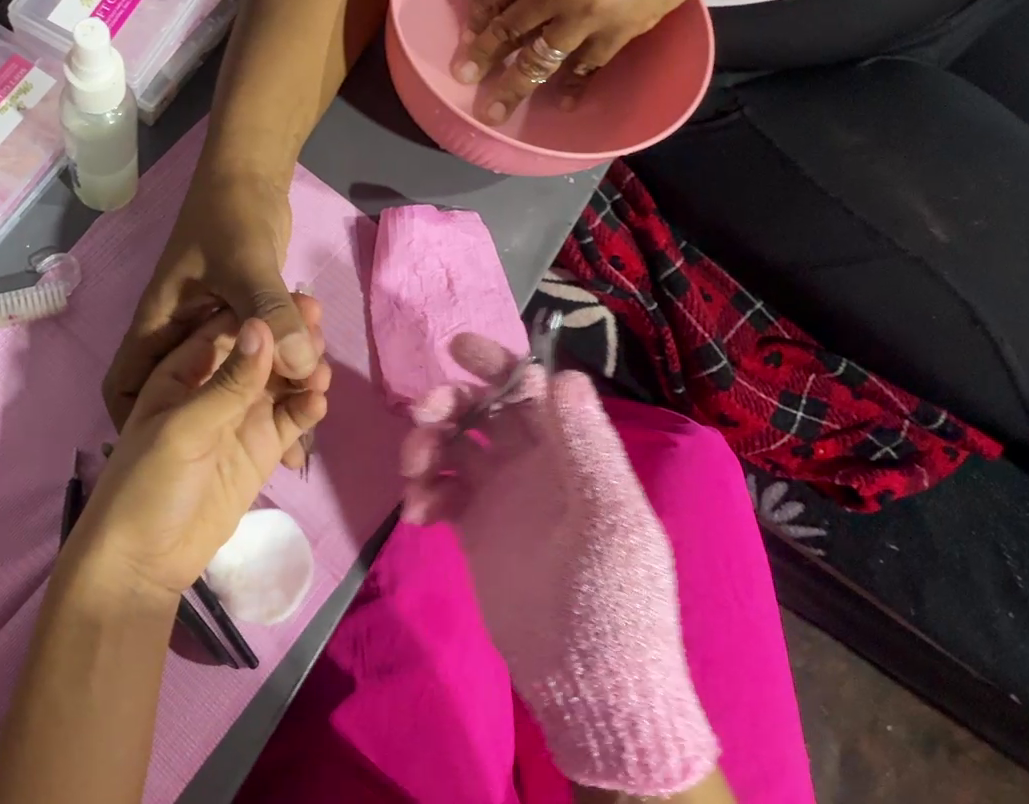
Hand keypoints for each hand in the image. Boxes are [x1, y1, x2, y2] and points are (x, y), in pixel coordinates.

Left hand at [72, 312, 330, 598]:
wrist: (144, 559)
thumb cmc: (148, 484)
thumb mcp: (185, 428)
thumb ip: (228, 382)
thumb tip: (262, 327)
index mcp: (181, 373)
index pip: (224, 330)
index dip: (259, 311)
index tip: (296, 296)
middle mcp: (213, 389)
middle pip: (258, 353)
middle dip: (288, 338)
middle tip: (320, 324)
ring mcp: (238, 421)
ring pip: (278, 384)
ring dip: (301, 373)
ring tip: (323, 369)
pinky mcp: (258, 452)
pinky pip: (288, 422)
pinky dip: (304, 410)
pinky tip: (318, 403)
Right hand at [104, 171, 321, 451]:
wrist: (252, 176)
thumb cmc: (230, 214)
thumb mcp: (247, 264)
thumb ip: (271, 313)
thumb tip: (301, 370)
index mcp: (158, 324)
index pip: (126, 382)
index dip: (132, 422)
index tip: (164, 458)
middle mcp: (181, 333)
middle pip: (185, 392)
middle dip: (218, 423)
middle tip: (259, 457)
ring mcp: (213, 328)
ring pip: (229, 379)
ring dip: (262, 399)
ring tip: (299, 436)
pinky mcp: (243, 321)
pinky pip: (257, 361)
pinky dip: (281, 377)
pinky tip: (311, 398)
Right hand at [403, 334, 715, 794]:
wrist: (588, 680)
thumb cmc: (613, 598)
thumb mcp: (611, 519)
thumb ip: (587, 446)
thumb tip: (562, 374)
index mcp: (572, 454)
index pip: (532, 388)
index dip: (496, 362)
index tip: (455, 348)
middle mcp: (533, 465)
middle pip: (480, 409)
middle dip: (447, 401)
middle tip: (422, 416)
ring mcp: (499, 496)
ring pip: (451, 445)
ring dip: (426, 446)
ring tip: (415, 478)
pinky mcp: (472, 530)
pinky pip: (439, 492)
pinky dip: (423, 493)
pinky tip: (417, 517)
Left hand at [453, 0, 759, 122]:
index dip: (477, 17)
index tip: (469, 33)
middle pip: (507, 31)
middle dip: (481, 59)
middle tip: (461, 79)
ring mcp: (587, 13)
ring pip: (537, 59)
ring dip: (512, 89)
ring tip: (493, 113)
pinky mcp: (621, 30)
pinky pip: (585, 67)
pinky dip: (571, 87)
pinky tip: (559, 104)